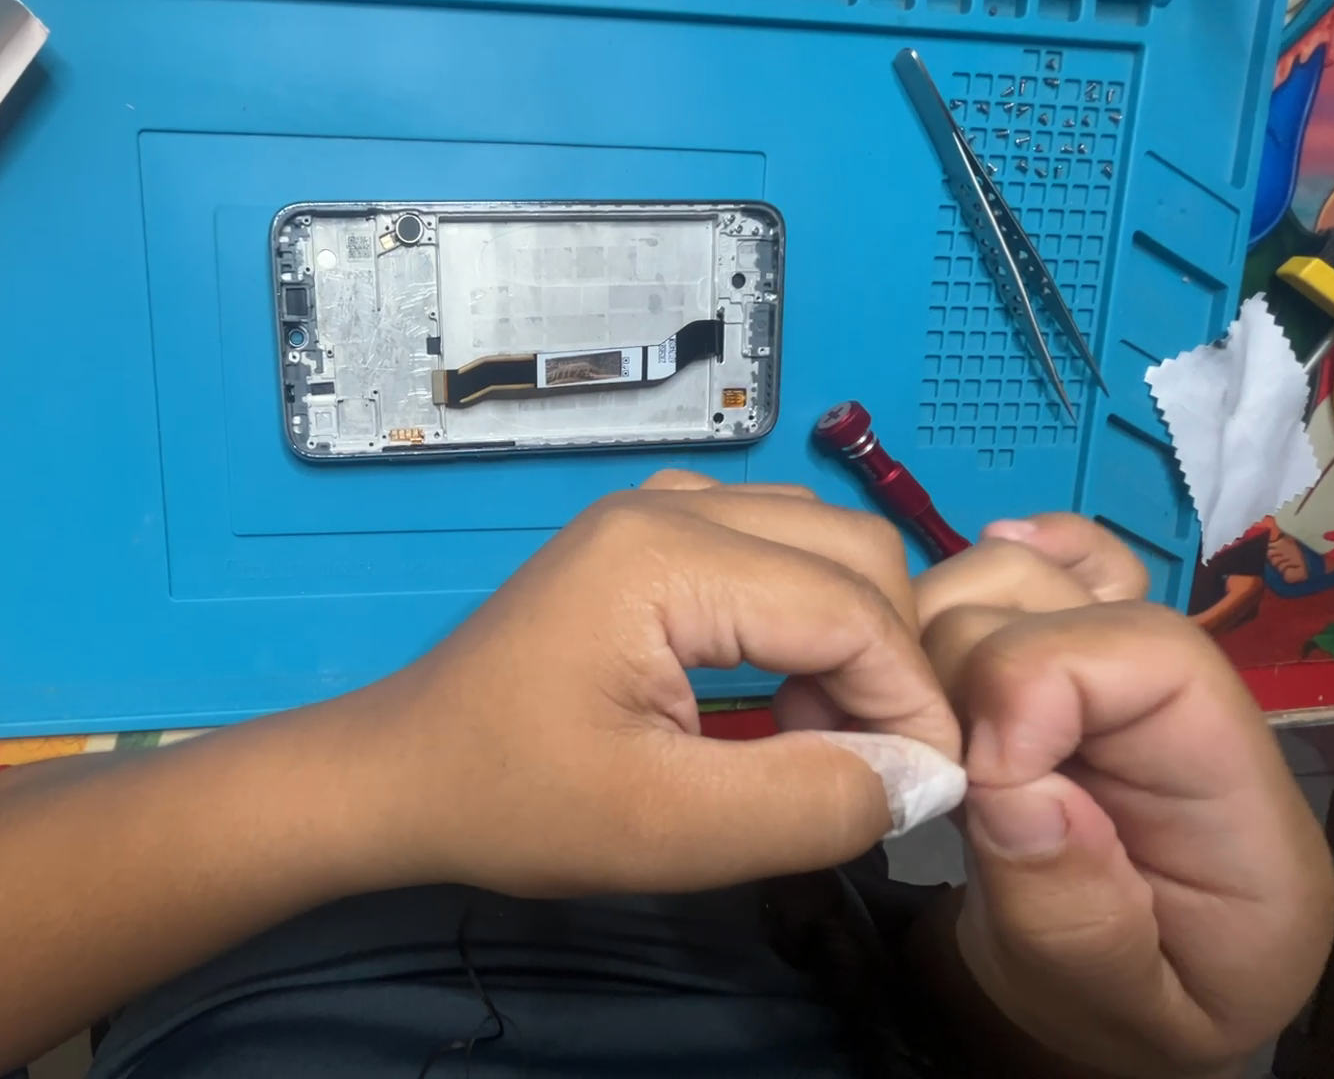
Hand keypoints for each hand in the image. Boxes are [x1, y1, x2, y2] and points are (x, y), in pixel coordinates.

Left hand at [367, 470, 963, 897]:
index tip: (918, 790)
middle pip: (848, 550)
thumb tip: (925, 773)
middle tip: (855, 756)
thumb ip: (815, 802)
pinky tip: (762, 677)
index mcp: (664, 556)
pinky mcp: (635, 539)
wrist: (407, 768)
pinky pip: (758, 546)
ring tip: (806, 724)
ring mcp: (645, 511)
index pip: (853, 608)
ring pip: (811, 540)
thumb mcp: (670, 828)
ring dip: (842, 629)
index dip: (911, 704)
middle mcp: (663, 505)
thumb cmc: (514, 798)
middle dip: (884, 657)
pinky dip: (791, 608)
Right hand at [916, 517, 1333, 1076]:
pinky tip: (985, 560)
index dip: (1026, 683)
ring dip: (929, 624)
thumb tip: (1010, 785)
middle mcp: (1170, 704)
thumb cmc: (1108, 1001)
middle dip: (947, 670)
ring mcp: (1112, 670)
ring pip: (1007, 571)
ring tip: (902, 704)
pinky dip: (1016, 550)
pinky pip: (1057, 560)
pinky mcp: (1058, 659)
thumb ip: (1074, 914)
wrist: (1090, 985)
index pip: (1142, 659)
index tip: (959, 768)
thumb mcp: (1108, 1002)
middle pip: (1047, 599)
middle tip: (909, 755)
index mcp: (1227, 796)